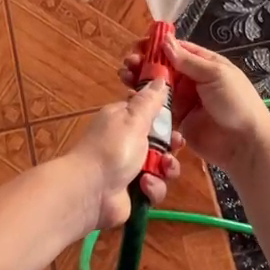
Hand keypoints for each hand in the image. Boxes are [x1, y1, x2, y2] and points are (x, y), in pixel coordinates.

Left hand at [64, 81, 178, 230]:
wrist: (91, 190)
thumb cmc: (113, 147)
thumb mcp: (133, 119)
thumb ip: (150, 101)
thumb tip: (160, 78)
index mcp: (122, 119)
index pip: (149, 114)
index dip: (165, 118)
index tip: (177, 121)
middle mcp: (125, 142)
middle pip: (159, 142)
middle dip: (170, 147)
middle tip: (175, 146)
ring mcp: (129, 168)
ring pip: (161, 167)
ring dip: (164, 170)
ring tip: (160, 170)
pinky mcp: (133, 191)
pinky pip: (154, 188)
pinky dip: (152, 188)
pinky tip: (144, 186)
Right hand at [122, 40, 269, 177]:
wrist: (246, 145)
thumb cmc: (236, 103)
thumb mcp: (215, 75)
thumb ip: (188, 61)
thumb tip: (164, 41)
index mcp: (203, 64)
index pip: (176, 49)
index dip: (155, 46)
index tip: (136, 46)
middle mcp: (191, 80)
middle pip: (162, 67)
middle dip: (143, 63)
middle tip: (127, 64)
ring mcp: (183, 101)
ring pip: (156, 87)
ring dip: (140, 80)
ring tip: (125, 77)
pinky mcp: (177, 121)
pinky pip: (158, 109)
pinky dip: (144, 102)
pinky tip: (131, 97)